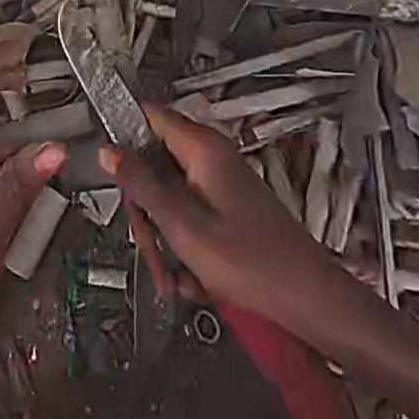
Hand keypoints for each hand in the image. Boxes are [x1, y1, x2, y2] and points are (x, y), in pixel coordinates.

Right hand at [98, 105, 348, 332]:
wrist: (311, 303)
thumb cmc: (251, 263)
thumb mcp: (182, 225)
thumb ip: (141, 185)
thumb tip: (107, 151)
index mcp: (202, 149)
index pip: (149, 115)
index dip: (123, 135)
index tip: (109, 168)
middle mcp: (210, 158)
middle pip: (153, 164)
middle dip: (144, 209)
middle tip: (149, 245)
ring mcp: (219, 182)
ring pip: (168, 196)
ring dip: (162, 237)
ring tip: (171, 276)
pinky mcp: (226, 207)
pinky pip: (188, 216)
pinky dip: (183, 246)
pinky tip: (190, 280)